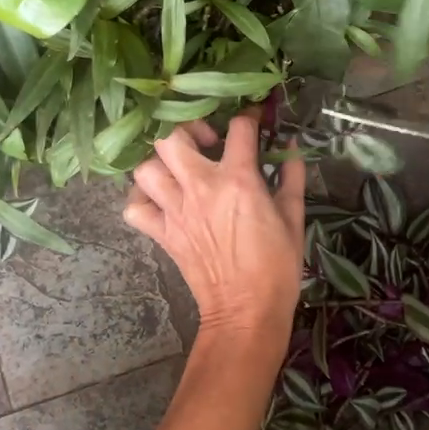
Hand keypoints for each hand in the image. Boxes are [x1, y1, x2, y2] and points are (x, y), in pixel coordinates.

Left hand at [124, 110, 306, 336]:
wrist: (247, 313)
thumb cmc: (278, 266)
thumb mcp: (295, 216)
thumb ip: (292, 175)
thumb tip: (290, 146)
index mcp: (238, 180)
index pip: (239, 128)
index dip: (250, 117)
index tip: (255, 120)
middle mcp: (201, 188)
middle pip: (173, 137)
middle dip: (189, 129)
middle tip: (207, 142)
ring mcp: (176, 211)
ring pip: (146, 168)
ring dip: (161, 163)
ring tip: (180, 169)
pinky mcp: (162, 234)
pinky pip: (134, 208)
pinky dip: (141, 200)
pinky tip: (160, 200)